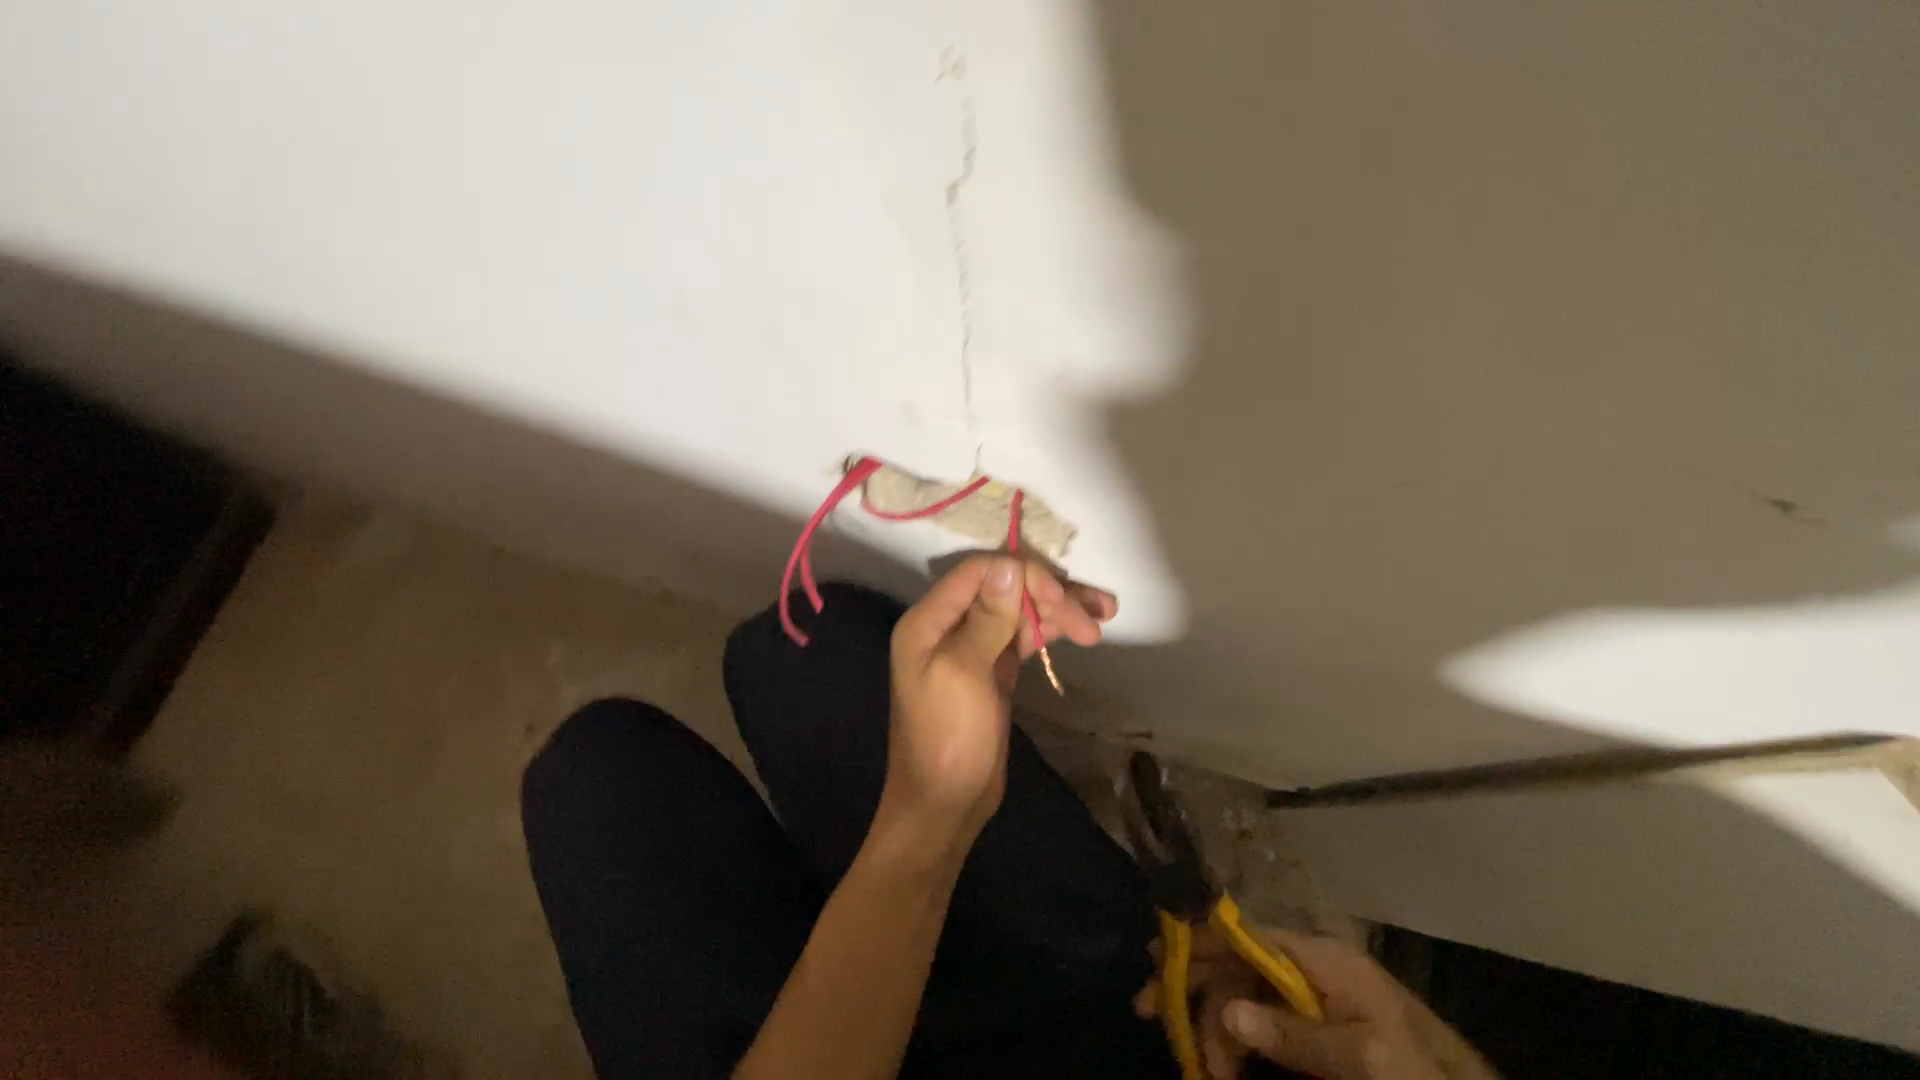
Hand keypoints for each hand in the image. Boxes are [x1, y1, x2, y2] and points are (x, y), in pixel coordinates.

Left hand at [882, 554, 1116, 840]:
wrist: (946, 803)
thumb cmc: (948, 738)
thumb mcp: (964, 674)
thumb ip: (987, 619)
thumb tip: (1010, 566)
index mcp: (929, 621)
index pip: (979, 573)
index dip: (1022, 575)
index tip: (1060, 598)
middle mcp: (950, 626)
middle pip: (1004, 589)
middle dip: (1050, 593)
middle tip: (1096, 614)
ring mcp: (974, 647)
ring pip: (1020, 613)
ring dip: (1061, 610)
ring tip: (1105, 614)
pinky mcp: (995, 669)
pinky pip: (1025, 637)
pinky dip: (1053, 631)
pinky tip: (1084, 631)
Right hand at [1135, 925, 1496, 1079]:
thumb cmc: (1420, 1072)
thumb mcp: (1362, 1059)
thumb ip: (1292, 1036)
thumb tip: (1224, 1011)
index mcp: (1321, 959)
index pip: (1246, 933)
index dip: (1198, 940)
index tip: (1155, 955)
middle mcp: (1312, 966)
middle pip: (1236, 963)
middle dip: (1192, 986)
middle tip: (1147, 1011)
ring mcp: (1316, 994)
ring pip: (1244, 994)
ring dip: (1214, 1025)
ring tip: (1199, 1064)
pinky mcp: (1320, 1023)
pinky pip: (1264, 1018)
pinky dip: (1238, 1037)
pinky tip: (1223, 1059)